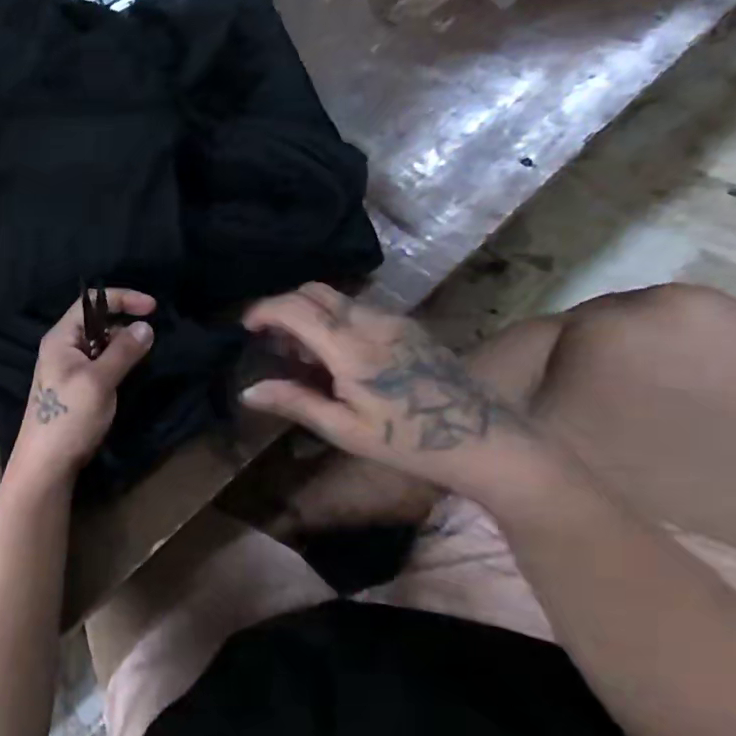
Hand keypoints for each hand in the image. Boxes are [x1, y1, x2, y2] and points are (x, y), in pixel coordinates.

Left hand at [5, 289, 157, 488]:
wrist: (47, 463)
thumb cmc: (69, 416)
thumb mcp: (99, 380)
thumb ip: (123, 351)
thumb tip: (145, 326)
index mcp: (60, 338)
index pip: (90, 302)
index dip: (121, 298)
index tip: (152, 306)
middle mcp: (62, 348)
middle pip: (95, 322)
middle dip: (124, 321)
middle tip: (154, 332)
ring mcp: (68, 369)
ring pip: (100, 345)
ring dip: (123, 344)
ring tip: (148, 351)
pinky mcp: (76, 388)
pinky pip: (99, 364)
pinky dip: (118, 362)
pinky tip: (134, 370)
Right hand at [238, 284, 556, 499]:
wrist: (490, 444)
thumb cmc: (411, 443)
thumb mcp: (345, 430)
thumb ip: (294, 402)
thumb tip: (247, 391)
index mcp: (351, 348)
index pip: (295, 308)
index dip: (263, 310)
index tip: (245, 327)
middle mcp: (371, 323)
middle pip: (314, 291)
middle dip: (284, 307)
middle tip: (275, 343)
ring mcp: (394, 321)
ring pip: (336, 298)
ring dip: (310, 315)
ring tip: (307, 357)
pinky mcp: (410, 326)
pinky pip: (358, 308)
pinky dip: (334, 320)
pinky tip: (340, 357)